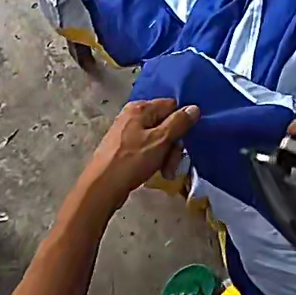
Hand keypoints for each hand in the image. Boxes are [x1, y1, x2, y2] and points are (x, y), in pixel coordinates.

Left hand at [80, 98, 199, 200]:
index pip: (172, 106)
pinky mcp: (124, 148)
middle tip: (173, 162)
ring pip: (158, 139)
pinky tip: (156, 171)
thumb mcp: (161, 140)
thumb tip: (194, 107)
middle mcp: (132, 116)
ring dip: (166, 155)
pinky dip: (155, 159)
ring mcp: (127, 133)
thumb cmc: (132, 161)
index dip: (181, 122)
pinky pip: (147, 148)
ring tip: (166, 171)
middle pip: (166, 124)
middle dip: (173, 144)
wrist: (101, 188)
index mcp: (140, 109)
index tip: (185, 140)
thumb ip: (179, 122)